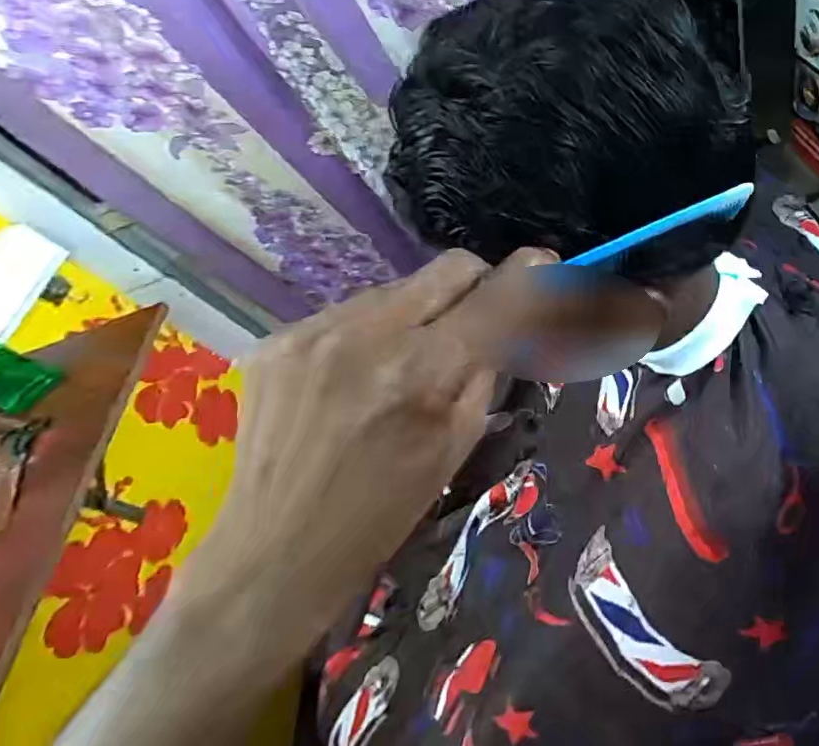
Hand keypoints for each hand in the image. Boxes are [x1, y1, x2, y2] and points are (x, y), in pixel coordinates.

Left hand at [185, 247, 557, 635]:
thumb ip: (487, 369)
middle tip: (474, 319)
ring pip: (397, 289)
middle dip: (474, 287)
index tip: (545, 265)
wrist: (272, 552)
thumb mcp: (455, 445)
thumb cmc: (380, 515)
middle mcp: (366, 334)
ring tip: (400, 365)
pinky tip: (352, 378)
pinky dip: (367, 334)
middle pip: (449, 268)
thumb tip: (510, 320)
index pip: (497, 297)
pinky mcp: (278, 338)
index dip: (531, 276)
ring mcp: (314, 330)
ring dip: (415, 314)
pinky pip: (348, 312)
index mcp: (420, 373)